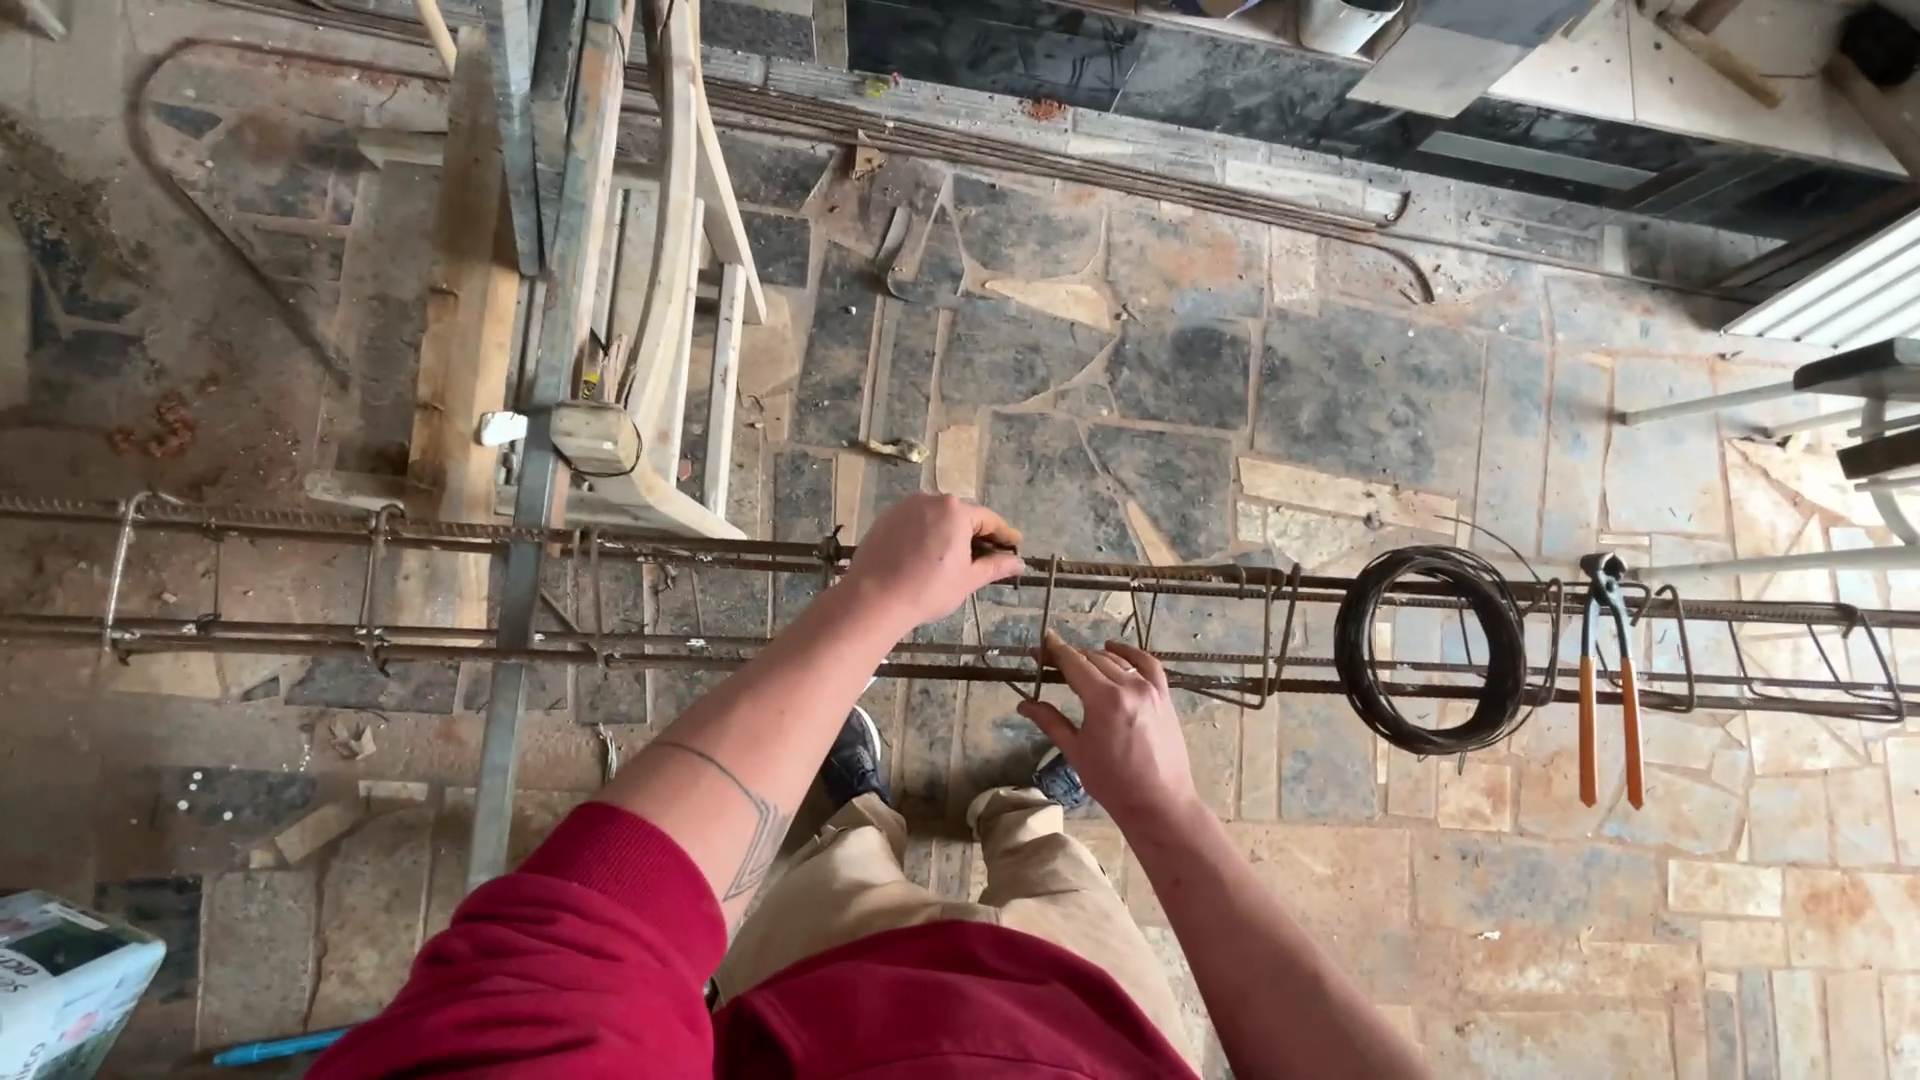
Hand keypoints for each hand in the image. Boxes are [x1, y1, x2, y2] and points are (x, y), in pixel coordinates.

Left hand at [841, 494, 1025, 631]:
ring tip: (956, 557)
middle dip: (976, 533)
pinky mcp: (886, 518)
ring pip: (937, 517)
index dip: (1004, 535)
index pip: (988, 520)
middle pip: (962, 515)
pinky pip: (915, 522)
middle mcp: (930, 500)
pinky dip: (927, 534)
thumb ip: (995, 566)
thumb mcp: (967, 580)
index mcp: (955, 511)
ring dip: (950, 533)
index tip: (1015, 545)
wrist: (873, 599)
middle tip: (988, 555)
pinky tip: (927, 554)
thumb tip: (1019, 563)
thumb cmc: (927, 590)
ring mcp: (905, 507)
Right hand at [1017, 631, 1199, 827]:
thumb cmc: (1112, 782)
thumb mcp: (1076, 752)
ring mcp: (1150, 690)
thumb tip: (1023, 704)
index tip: (1039, 646)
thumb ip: (1050, 722)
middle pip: (1093, 659)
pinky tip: (1115, 649)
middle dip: (1070, 656)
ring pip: (1117, 661)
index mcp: (1103, 700)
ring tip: (1077, 662)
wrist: (1159, 803)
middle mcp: (1128, 687)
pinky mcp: (1164, 697)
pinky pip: (1148, 665)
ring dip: (1094, 657)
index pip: (1073, 664)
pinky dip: (1131, 653)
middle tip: (1050, 661)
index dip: (1054, 652)